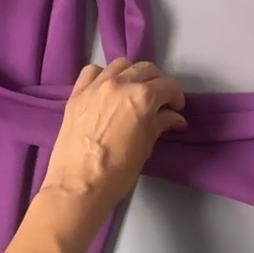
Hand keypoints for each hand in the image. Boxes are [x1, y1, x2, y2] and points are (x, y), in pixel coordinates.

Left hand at [41, 58, 185, 216]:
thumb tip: (175, 118)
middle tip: (158, 101)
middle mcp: (121, 83)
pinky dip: (103, 76)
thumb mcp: (146, 147)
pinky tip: (106, 89)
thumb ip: (161, 124)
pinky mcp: (77, 93)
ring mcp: (97, 85)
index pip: (168, 86)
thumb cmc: (118, 171)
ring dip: (132, 75)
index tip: (176, 109)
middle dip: (157, 84)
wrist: (77, 187)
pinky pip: (92, 72)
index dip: (176, 97)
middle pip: (147, 70)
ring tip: (132, 92)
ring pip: (121, 65)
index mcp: (143, 96)